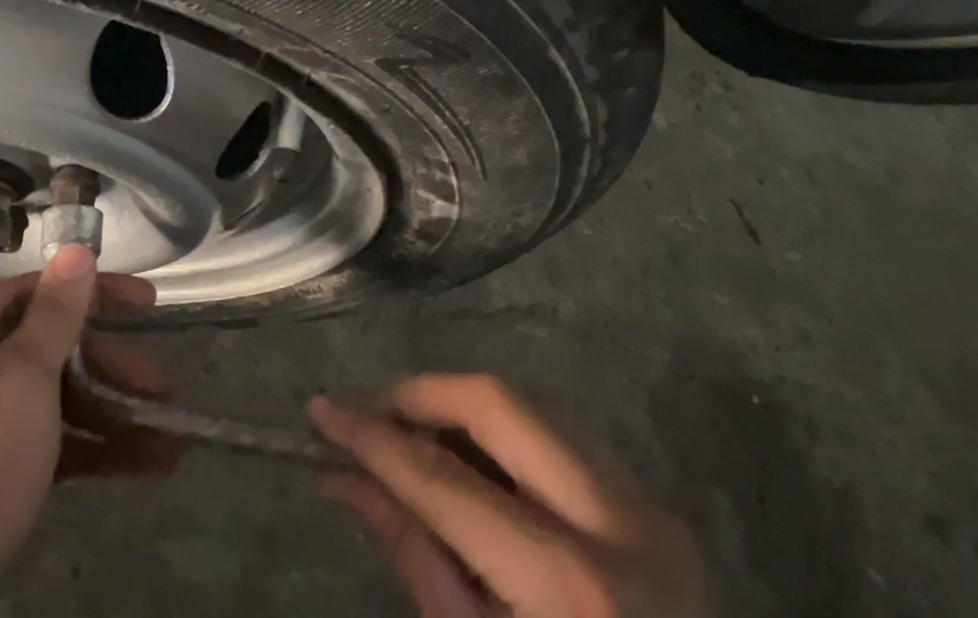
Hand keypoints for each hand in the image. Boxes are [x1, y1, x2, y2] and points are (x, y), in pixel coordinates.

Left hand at [0, 246, 178, 617]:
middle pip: (49, 349)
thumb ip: (55, 314)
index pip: (41, 291)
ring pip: (47, 402)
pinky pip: (33, 444)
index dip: (100, 295)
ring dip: (108, 419)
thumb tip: (75, 248)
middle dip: (113, 371)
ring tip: (166, 447)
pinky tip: (132, 468)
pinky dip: (80, 451)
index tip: (152, 307)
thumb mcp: (19, 381)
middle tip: (164, 395)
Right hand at [309, 375, 704, 617]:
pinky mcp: (657, 507)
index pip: (442, 479)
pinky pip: (564, 438)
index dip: (372, 438)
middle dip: (419, 394)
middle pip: (500, 403)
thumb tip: (342, 476)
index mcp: (566, 583)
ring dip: (461, 408)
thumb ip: (412, 552)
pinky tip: (466, 459)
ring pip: (536, 407)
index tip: (321, 410)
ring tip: (406, 436)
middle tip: (364, 411)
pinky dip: (504, 434)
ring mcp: (649, 508)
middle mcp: (618, 523)